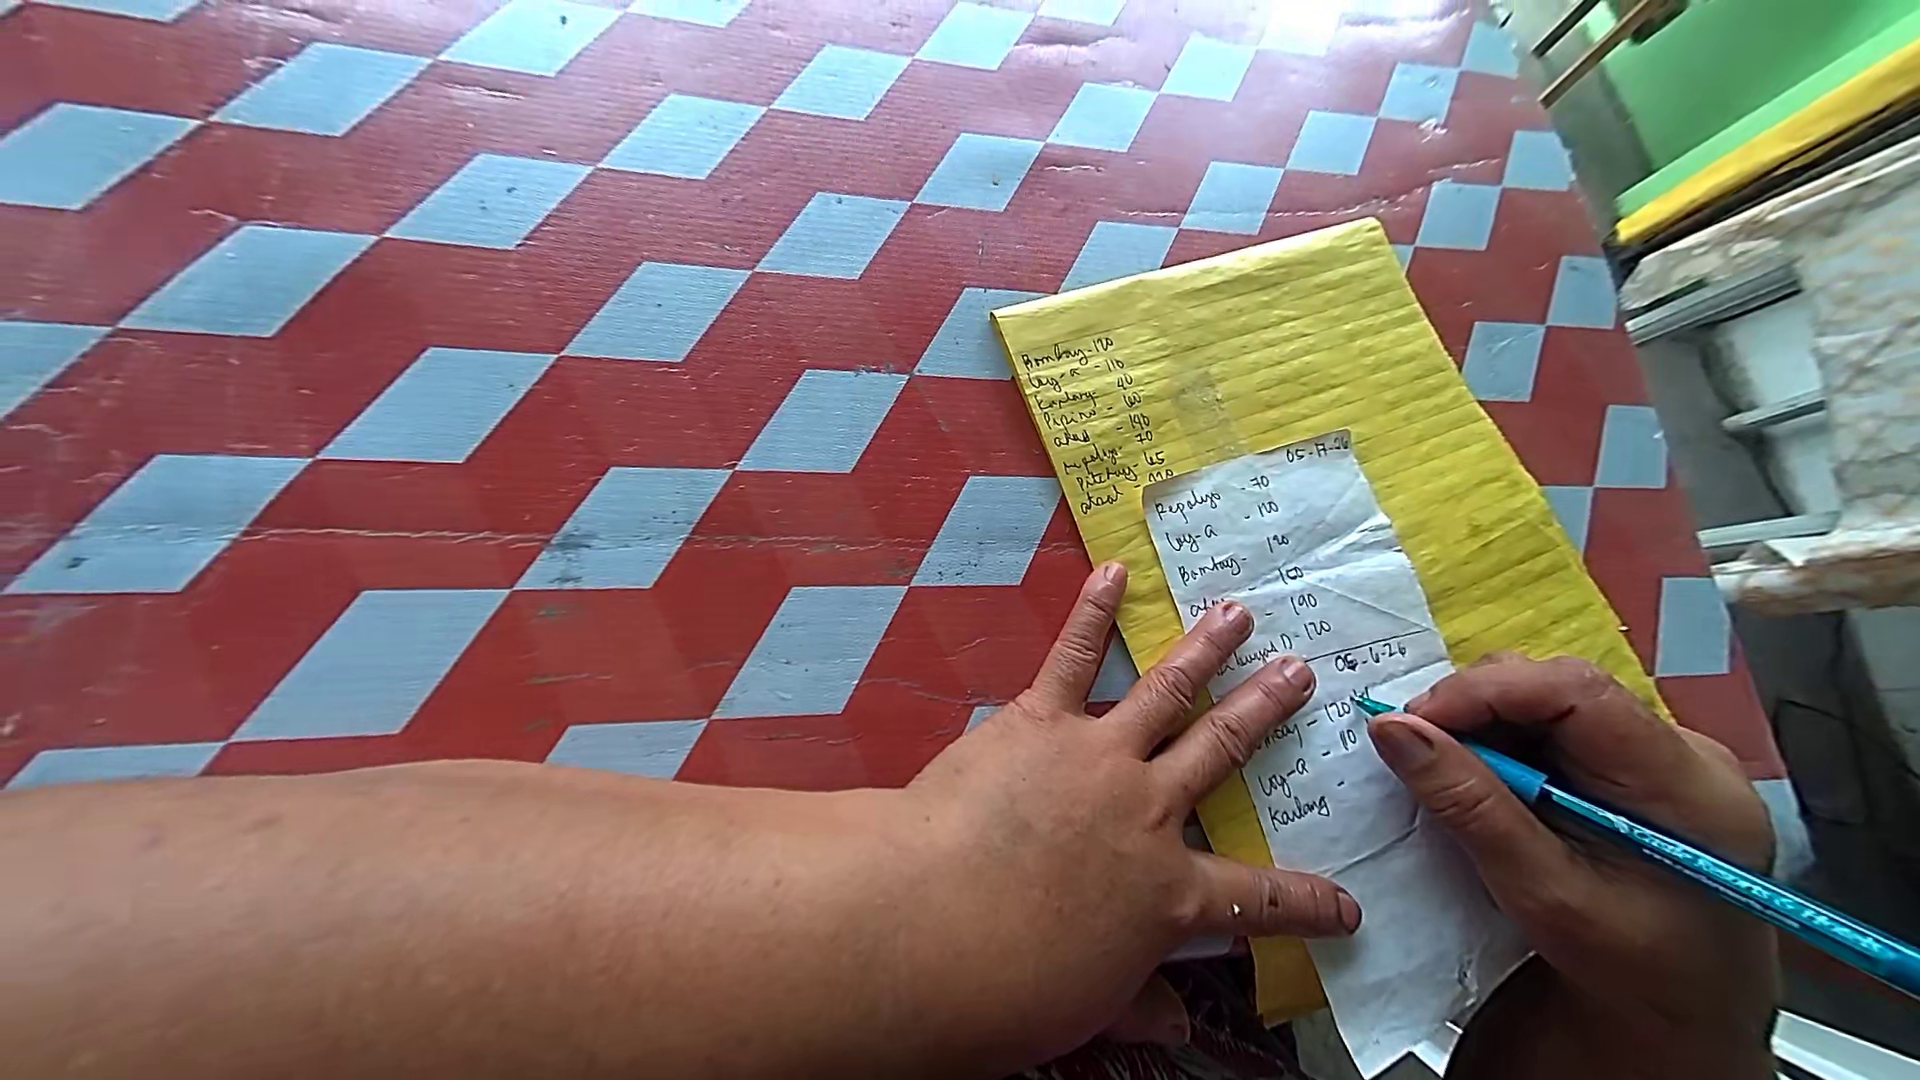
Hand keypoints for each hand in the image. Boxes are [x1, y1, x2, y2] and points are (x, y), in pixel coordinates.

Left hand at [903, 563, 1360, 1069]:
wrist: (936, 922)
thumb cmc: (1008, 982)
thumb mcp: (1085, 1011)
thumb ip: (1136, 1007)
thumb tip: (1179, 1025)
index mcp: (1166, 893)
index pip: (1258, 900)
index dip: (1308, 902)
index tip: (1347, 900)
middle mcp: (1146, 809)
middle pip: (1220, 750)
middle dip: (1264, 710)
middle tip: (1300, 671)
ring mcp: (1098, 753)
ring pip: (1165, 690)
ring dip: (1204, 649)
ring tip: (1236, 614)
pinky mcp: (1041, 719)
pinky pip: (1072, 656)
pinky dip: (1091, 612)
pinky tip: (1112, 574)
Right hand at [1367, 655, 1777, 1078]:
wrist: (1672, 1016)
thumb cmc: (1626, 969)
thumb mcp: (1540, 892)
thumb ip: (1467, 804)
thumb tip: (1390, 727)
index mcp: (1684, 785)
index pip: (1574, 691)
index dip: (1482, 692)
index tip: (1414, 723)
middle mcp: (1673, 752)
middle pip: (1550, 684)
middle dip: (1469, 705)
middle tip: (1418, 747)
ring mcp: (1646, 753)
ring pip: (1535, 695)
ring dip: (1473, 720)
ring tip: (1446, 767)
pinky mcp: (1614, 761)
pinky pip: (1535, 720)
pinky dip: (1485, 736)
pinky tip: (1473, 773)